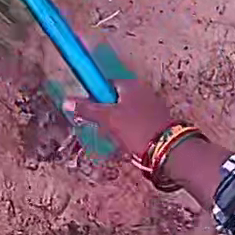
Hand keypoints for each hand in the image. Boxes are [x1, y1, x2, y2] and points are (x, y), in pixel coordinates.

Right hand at [62, 77, 177, 157]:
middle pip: (113, 99)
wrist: (168, 150)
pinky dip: (126, 131)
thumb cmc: (136, 129)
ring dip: (114, 124)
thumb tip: (66, 101)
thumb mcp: (108, 118)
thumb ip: (87, 109)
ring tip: (114, 137)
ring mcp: (150, 106)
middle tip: (100, 127)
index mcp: (130, 85)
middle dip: (104, 113)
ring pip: (123, 113)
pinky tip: (125, 142)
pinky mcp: (155, 121)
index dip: (94, 96)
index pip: (104, 84)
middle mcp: (141, 91)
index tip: (88, 110)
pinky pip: (133, 123)